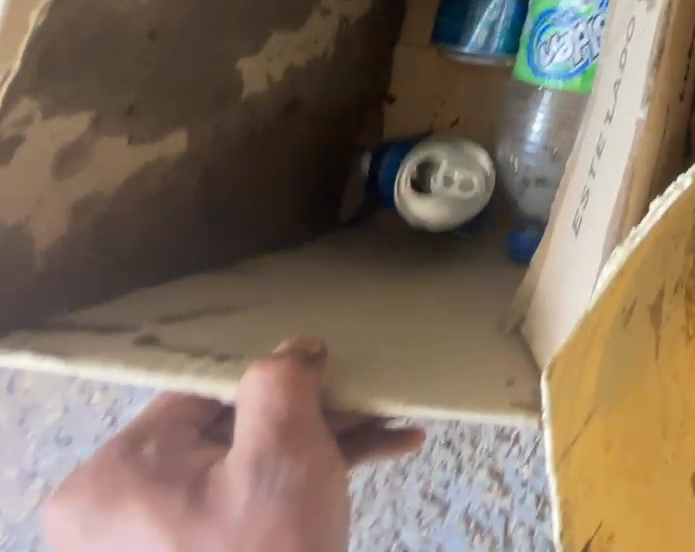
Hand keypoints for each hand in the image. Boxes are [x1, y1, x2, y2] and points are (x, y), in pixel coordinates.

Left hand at [43, 337, 424, 551]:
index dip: (280, 379)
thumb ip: (283, 384)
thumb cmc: (266, 546)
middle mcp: (114, 502)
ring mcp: (147, 533)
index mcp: (116, 472)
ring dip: (329, 441)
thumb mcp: (285, 451)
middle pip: (236, 426)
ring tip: (397, 431)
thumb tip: (295, 346)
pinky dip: (311, 476)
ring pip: (252, 460)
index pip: (206, 392)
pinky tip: (383, 454)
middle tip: (379, 405)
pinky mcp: (186, 550)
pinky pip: (250, 495)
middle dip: (318, 414)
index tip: (341, 375)